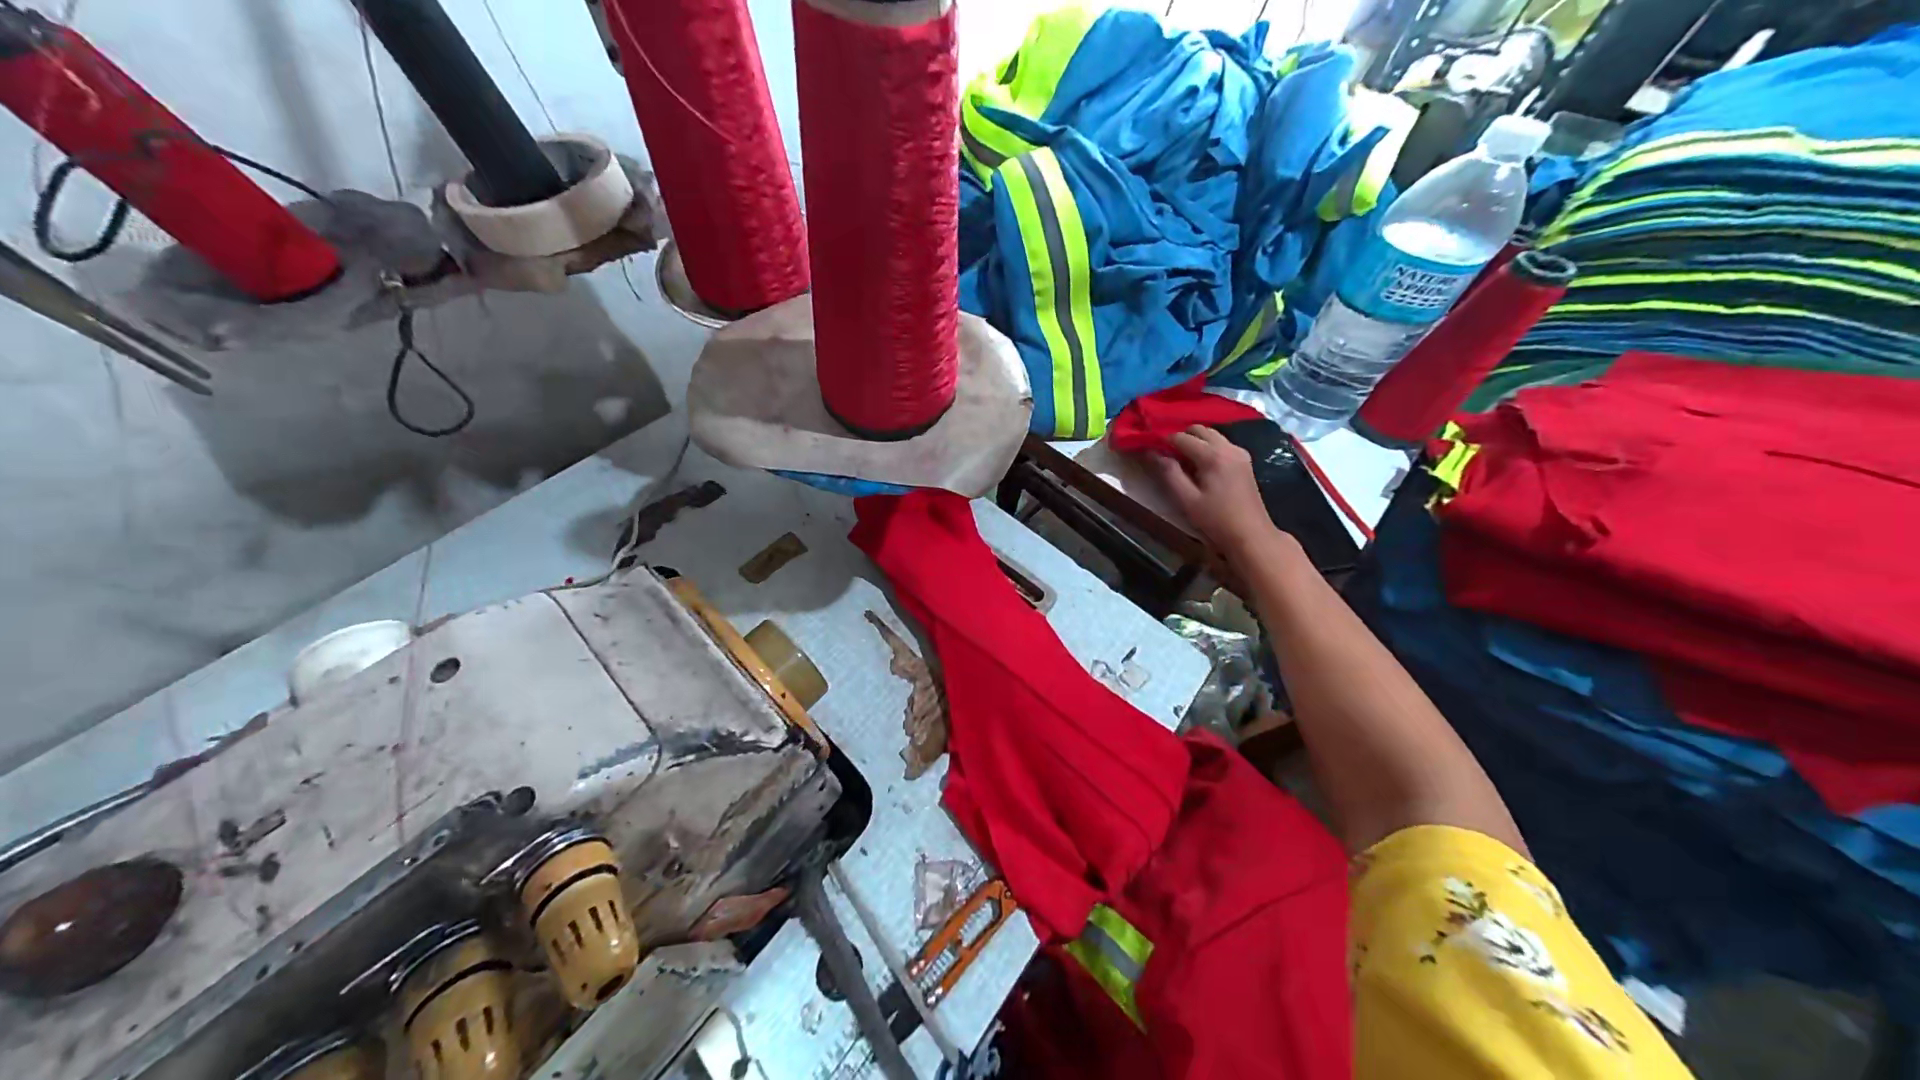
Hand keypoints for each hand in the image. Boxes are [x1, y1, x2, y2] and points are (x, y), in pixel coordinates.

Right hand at [1145, 426, 1284, 562]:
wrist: (1251, 534)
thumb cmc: (1216, 520)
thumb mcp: (1186, 499)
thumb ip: (1169, 473)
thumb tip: (1153, 453)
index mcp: (1213, 456)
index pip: (1182, 437)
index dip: (1164, 442)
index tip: (1152, 452)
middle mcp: (1228, 448)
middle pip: (1199, 429)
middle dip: (1181, 437)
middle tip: (1168, 456)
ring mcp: (1239, 452)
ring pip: (1212, 435)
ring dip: (1195, 441)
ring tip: (1183, 462)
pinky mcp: (1244, 460)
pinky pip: (1222, 444)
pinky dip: (1208, 447)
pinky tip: (1201, 467)